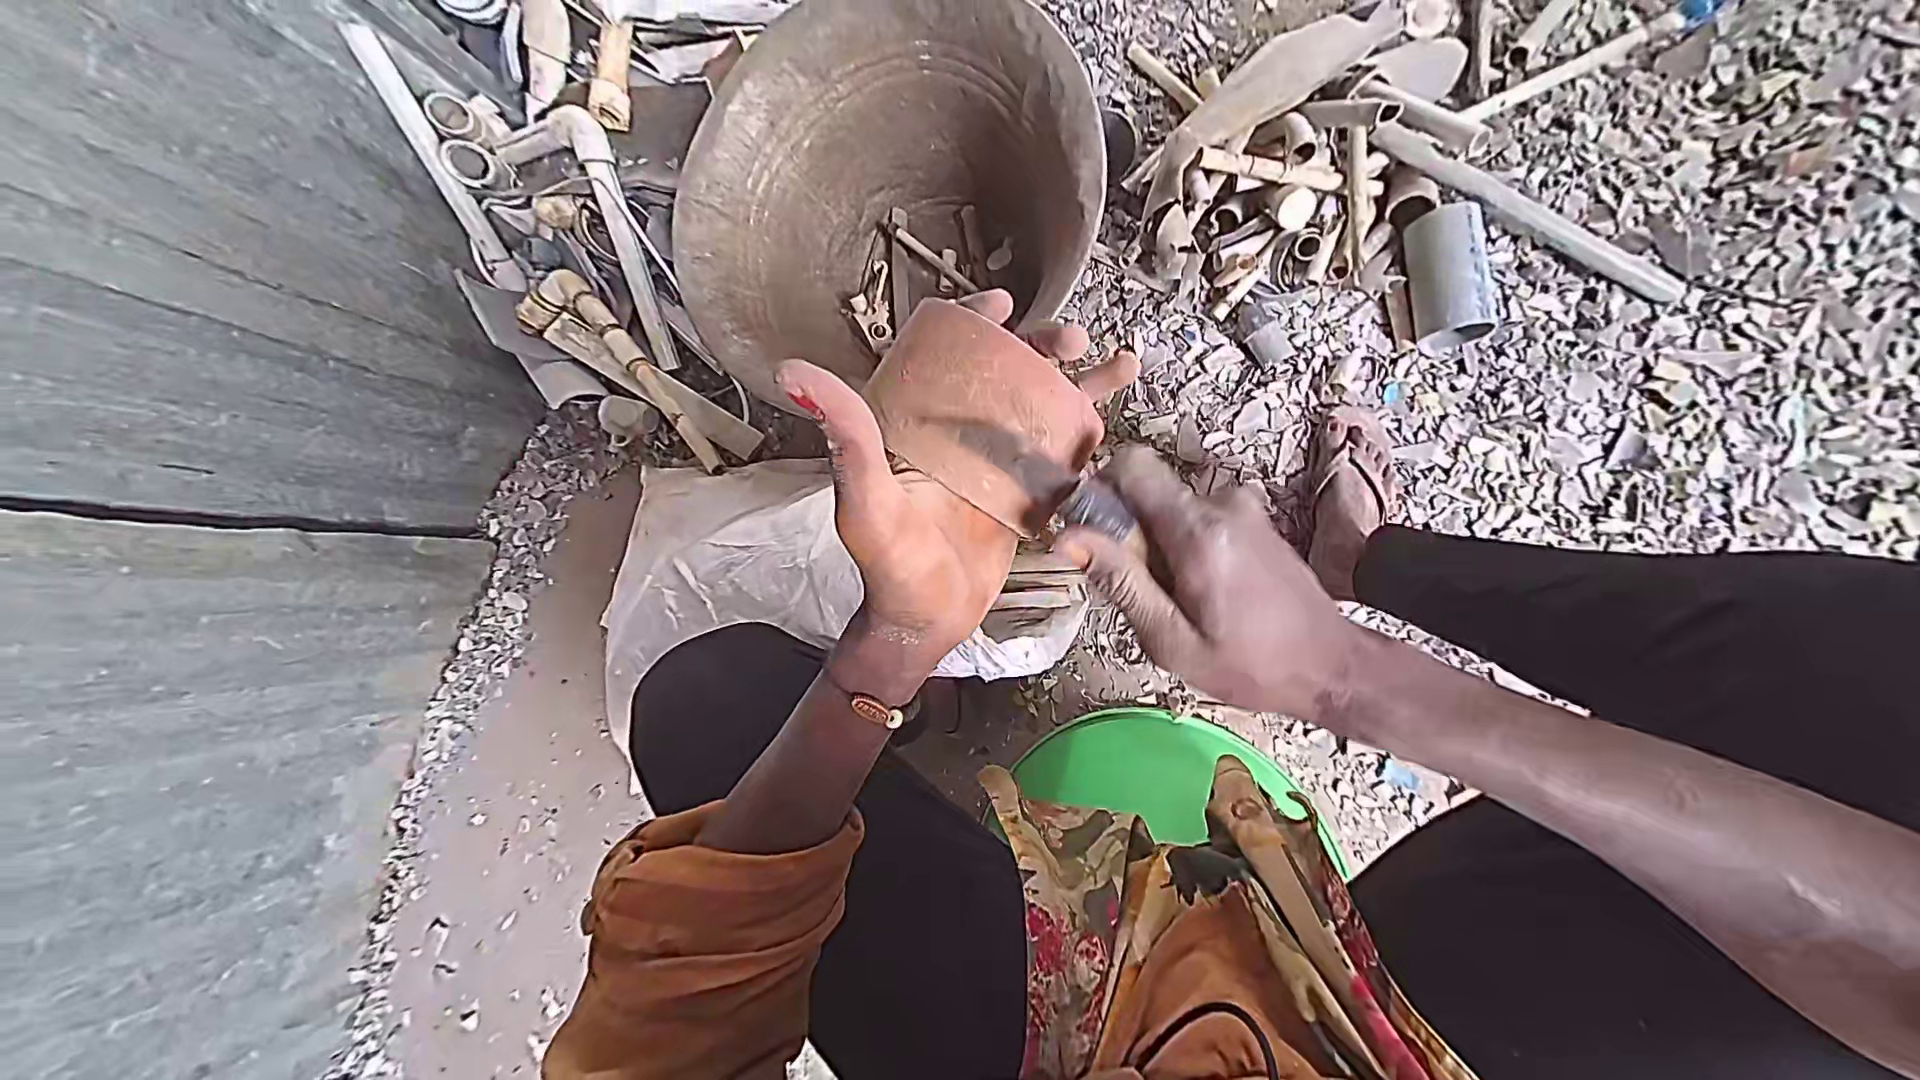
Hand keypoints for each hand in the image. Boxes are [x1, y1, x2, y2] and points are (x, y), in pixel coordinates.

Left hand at [777, 291, 1136, 703]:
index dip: (972, 323)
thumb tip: (794, 372)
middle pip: (1003, 376)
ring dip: (1076, 386)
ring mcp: (991, 465)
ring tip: (1112, 367)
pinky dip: (1083, 438)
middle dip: (1040, 349)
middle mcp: (955, 437)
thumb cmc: (889, 568)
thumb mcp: (865, 501)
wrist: (926, 620)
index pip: (942, 357)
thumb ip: (845, 438)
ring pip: (1037, 411)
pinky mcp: (1018, 494)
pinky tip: (1108, 424)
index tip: (1001, 304)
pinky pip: (1054, 457)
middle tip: (1069, 340)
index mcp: (914, 426)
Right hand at [1056, 447, 1361, 720]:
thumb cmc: (1250, 666)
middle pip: (1147, 492)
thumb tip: (1069, 537)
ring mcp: (1242, 506)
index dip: (1102, 492)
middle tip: (1146, 588)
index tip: (1098, 537)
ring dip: (1156, 544)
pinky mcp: (1252, 516)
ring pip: (1167, 507)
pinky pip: (1193, 515)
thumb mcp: (1171, 640)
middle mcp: (1222, 503)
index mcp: (1199, 531)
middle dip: (1130, 533)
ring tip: (1179, 596)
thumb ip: (1120, 581)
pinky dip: (1181, 544)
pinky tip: (1203, 589)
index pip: (1132, 466)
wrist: (1333, 667)